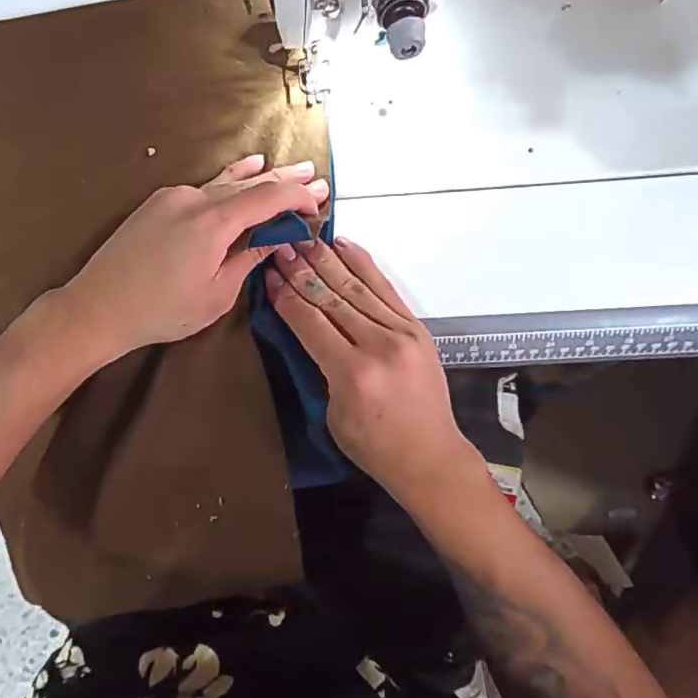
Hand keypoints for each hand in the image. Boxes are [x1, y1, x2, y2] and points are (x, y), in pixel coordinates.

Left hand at [52, 154, 328, 361]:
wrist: (98, 307)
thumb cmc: (159, 311)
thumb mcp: (216, 295)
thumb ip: (247, 259)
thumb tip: (273, 239)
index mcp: (213, 223)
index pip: (268, 198)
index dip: (297, 196)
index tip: (318, 200)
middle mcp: (193, 199)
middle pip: (249, 184)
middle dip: (283, 181)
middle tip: (313, 177)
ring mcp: (171, 197)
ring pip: (223, 183)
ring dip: (255, 177)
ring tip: (281, 166)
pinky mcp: (155, 203)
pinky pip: (201, 187)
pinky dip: (225, 182)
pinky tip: (241, 172)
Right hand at [263, 237, 478, 492]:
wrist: (430, 457)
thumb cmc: (373, 446)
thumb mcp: (331, 413)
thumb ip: (318, 368)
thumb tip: (303, 329)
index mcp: (352, 372)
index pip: (309, 322)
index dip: (285, 296)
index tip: (268, 274)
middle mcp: (379, 345)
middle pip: (332, 297)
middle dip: (302, 270)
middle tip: (281, 245)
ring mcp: (402, 333)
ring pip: (357, 287)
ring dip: (328, 261)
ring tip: (305, 240)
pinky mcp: (416, 329)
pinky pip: (386, 289)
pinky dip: (364, 265)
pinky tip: (345, 247)